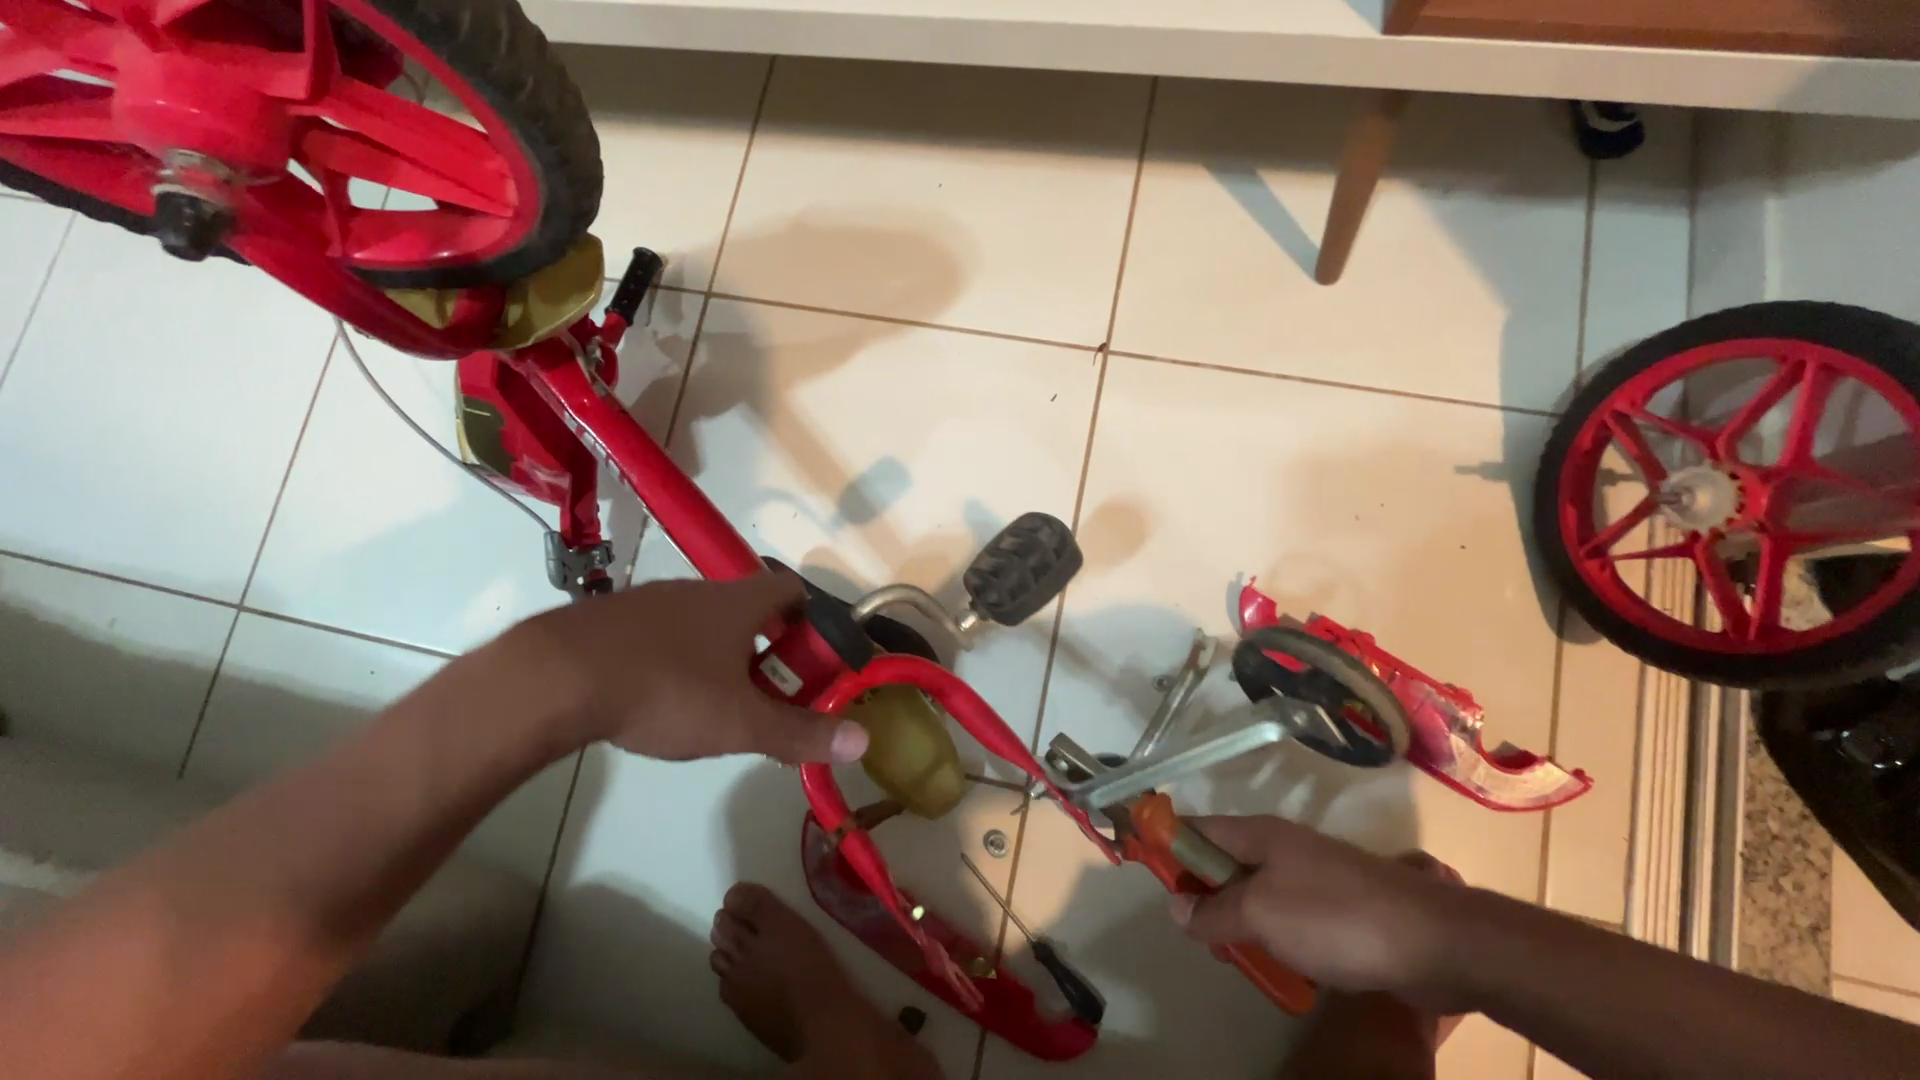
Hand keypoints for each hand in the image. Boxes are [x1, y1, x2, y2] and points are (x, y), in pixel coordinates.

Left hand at [516, 573, 869, 764]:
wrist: (553, 678)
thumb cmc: (666, 690)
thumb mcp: (741, 722)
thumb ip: (802, 732)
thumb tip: (865, 739)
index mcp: (739, 603)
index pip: (792, 589)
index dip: (812, 620)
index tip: (816, 659)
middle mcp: (698, 591)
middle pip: (749, 609)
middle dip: (767, 648)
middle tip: (771, 694)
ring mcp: (649, 601)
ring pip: (701, 623)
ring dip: (719, 655)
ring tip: (715, 703)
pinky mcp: (609, 621)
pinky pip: (659, 635)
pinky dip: (674, 660)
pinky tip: (657, 699)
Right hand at [1168, 816, 1468, 1009]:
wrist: (1435, 941)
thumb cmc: (1335, 917)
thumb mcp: (1260, 914)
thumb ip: (1213, 910)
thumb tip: (1176, 905)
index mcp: (1260, 834)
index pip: (1198, 827)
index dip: (1168, 843)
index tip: (1145, 869)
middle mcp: (1284, 847)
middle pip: (1224, 861)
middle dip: (1203, 893)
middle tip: (1196, 932)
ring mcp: (1314, 876)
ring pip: (1255, 892)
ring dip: (1238, 920)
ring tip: (1236, 956)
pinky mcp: (1338, 907)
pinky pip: (1287, 915)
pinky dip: (1272, 936)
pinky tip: (1279, 965)